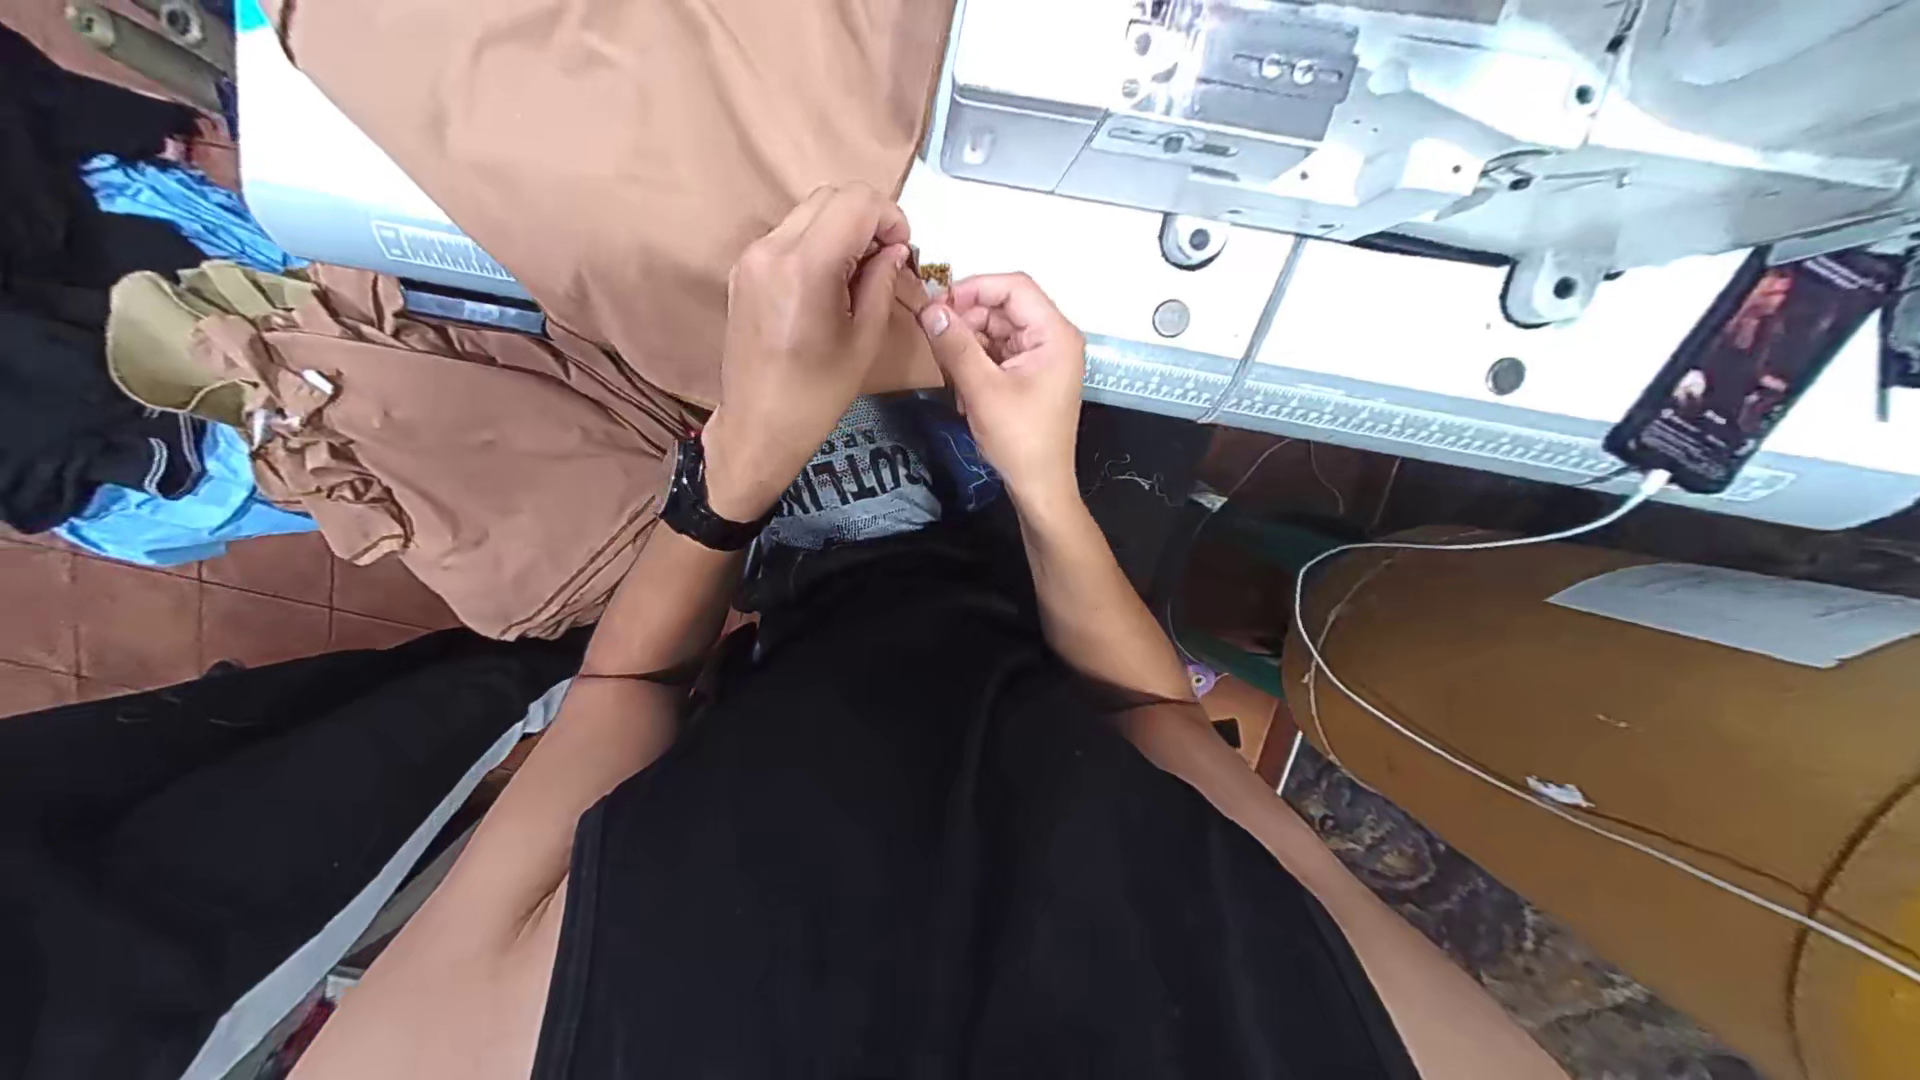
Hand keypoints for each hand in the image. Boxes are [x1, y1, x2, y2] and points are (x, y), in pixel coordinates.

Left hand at [702, 182, 915, 520]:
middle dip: (868, 218)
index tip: (903, 251)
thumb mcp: (864, 340)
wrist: (759, 425)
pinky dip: (817, 242)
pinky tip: (831, 279)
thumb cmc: (817, 395)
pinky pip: (788, 235)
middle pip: (831, 195)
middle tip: (887, 259)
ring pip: (808, 211)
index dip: (890, 217)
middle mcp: (772, 249)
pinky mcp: (743, 270)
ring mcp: (751, 257)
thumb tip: (894, 250)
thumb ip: (882, 283)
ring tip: (860, 271)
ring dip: (842, 228)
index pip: (856, 202)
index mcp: (806, 268)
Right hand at [915, 273, 1086, 509]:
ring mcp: (1042, 359)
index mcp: (1055, 335)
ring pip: (998, 332)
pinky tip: (961, 386)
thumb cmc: (1020, 441)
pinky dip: (977, 363)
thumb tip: (931, 310)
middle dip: (967, 320)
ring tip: (947, 368)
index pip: (1014, 288)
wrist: (1040, 486)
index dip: (974, 288)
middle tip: (934, 334)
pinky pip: (999, 355)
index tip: (939, 303)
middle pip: (1004, 309)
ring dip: (969, 345)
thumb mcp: (983, 390)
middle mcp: (1053, 340)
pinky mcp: (1031, 376)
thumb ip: (956, 346)